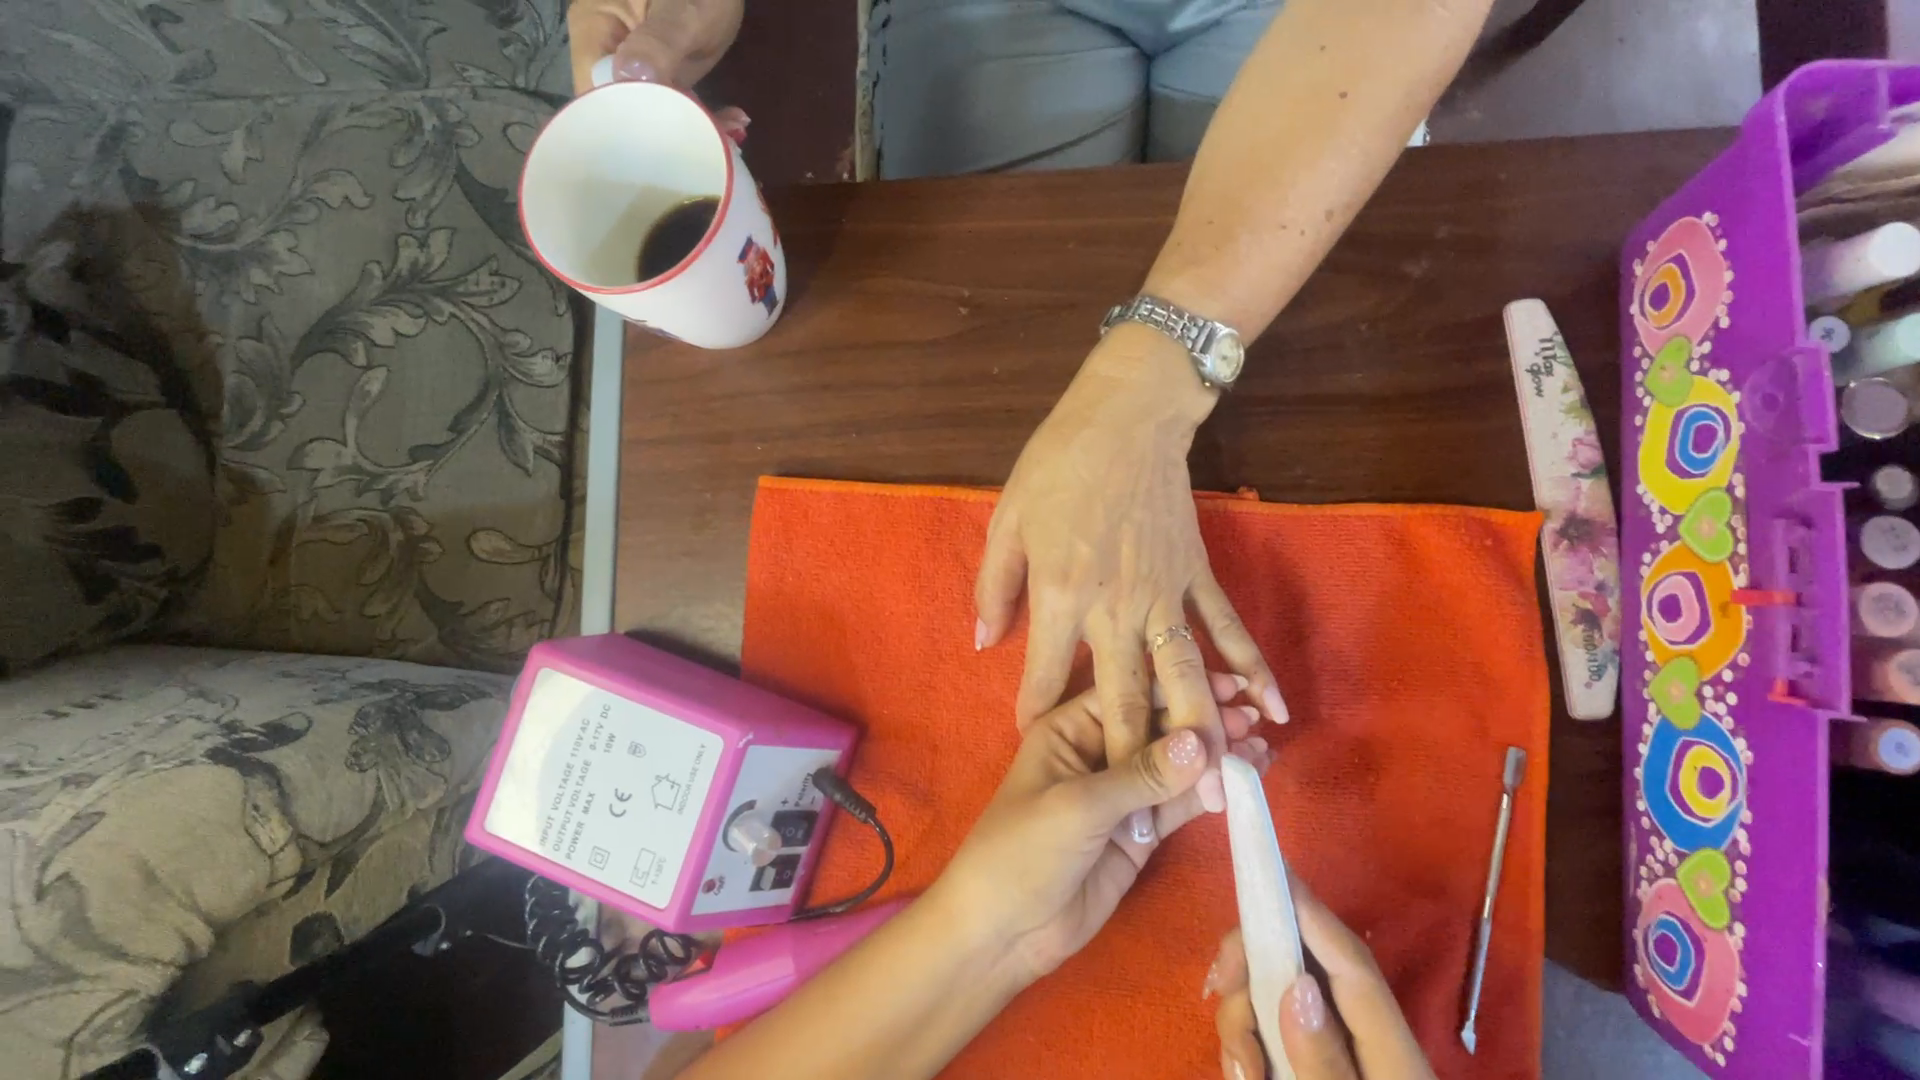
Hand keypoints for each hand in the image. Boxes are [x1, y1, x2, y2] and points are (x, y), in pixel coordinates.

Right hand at [567, 0, 747, 134]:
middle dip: (665, 134)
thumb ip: (660, 42)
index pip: (596, 97)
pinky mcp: (655, 71)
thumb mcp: (684, 10)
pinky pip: (668, 103)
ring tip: (730, 128)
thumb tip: (630, 78)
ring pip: (648, 113)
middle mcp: (603, 53)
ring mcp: (630, 65)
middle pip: (621, 112)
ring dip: (689, 127)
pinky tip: (729, 120)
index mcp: (593, 33)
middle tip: (716, 140)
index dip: (628, 128)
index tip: (669, 145)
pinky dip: (697, 114)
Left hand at [930, 677, 1272, 985]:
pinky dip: (1212, 793)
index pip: (1130, 695)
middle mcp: (1097, 750)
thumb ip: (1139, 775)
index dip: (1178, 687)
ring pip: (1175, 766)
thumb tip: (1201, 740)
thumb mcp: (1077, 807)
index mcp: (1069, 728)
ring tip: (1265, 745)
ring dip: (1216, 755)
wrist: (1002, 932)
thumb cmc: (1022, 853)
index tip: (1231, 685)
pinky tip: (1247, 778)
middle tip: (1257, 716)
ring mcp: (1121, 793)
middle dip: (1205, 720)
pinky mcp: (1139, 832)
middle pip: (1158, 726)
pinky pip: (1179, 804)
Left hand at [975, 327, 1288, 817]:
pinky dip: (1252, 669)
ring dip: (1200, 737)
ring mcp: (1165, 596)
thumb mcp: (1007, 522)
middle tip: (1140, 821)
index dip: (1032, 717)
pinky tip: (1273, 709)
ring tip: (1217, 789)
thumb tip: (985, 642)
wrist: (1126, 415)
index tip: (1035, 753)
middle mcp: (1115, 610)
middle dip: (1130, 764)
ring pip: (1185, 679)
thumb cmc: (1056, 467)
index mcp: (1060, 598)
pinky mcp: (1199, 577)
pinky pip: (1228, 631)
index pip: (1041, 678)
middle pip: (1124, 700)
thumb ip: (995, 588)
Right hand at [1208, 877, 1432, 1079]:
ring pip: (1276, 998)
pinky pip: (1268, 1032)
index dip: (1310, 911)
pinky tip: (1245, 1074)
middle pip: (1304, 967)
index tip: (1269, 864)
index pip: (1352, 964)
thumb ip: (1325, 1064)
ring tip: (1243, 1071)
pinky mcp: (1308, 1068)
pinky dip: (1246, 1044)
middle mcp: (1365, 1041)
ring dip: (1242, 1018)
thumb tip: (1296, 987)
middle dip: (1253, 966)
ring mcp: (1335, 1054)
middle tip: (1219, 987)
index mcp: (1393, 1052)